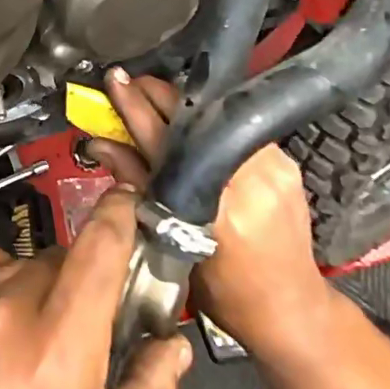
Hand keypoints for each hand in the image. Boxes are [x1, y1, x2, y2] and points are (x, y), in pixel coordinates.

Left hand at [0, 190, 193, 388]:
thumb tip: (168, 352)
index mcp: (54, 355)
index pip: (99, 249)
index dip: (121, 217)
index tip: (128, 206)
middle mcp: (0, 318)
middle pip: (60, 261)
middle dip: (81, 286)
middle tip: (85, 328)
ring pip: (15, 262)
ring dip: (34, 287)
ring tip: (33, 340)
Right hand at [84, 68, 333, 347]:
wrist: (290, 309)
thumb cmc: (225, 290)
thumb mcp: (169, 241)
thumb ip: (136, 183)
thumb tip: (99, 143)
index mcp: (213, 205)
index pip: (162, 135)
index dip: (132, 104)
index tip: (115, 79)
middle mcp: (248, 176)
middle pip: (190, 113)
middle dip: (155, 94)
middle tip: (129, 85)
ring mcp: (272, 165)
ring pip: (213, 115)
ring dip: (181, 106)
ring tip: (156, 105)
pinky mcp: (285, 161)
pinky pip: (235, 129)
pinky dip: (209, 124)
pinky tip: (192, 128)